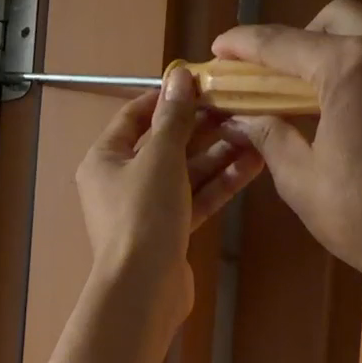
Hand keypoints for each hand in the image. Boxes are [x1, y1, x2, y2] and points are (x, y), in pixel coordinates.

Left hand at [74, 68, 261, 316]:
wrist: (143, 288)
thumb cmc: (143, 215)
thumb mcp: (159, 157)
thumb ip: (173, 117)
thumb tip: (179, 74)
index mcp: (104, 159)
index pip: (133, 117)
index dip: (167, 98)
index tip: (204, 83)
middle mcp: (120, 182)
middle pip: (164, 145)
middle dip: (202, 126)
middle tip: (241, 105)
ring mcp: (144, 209)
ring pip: (184, 173)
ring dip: (218, 154)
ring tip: (257, 131)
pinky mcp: (168, 232)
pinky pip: (194, 199)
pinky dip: (218, 184)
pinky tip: (252, 164)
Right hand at [212, 0, 361, 296]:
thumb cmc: (360, 216)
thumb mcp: (299, 179)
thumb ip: (269, 136)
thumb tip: (240, 120)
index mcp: (351, 69)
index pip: (284, 43)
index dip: (245, 44)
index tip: (220, 47)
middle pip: (338, 18)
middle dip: (300, 36)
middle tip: (277, 76)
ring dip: (341, 46)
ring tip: (320, 90)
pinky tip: (361, 110)